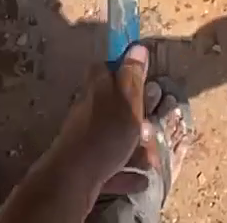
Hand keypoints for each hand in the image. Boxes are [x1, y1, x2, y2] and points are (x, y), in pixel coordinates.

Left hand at [43, 43, 150, 191]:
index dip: (122, 70)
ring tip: (152, 158)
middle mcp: (88, 109)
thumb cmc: (105, 133)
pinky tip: (141, 180)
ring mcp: (84, 139)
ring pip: (113, 137)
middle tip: (151, 126)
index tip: (141, 78)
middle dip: (135, 117)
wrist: (73, 179)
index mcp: (97, 87)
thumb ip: (132, 76)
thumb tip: (137, 47)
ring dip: (135, 147)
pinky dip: (126, 171)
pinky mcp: (84, 166)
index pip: (105, 68)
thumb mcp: (127, 100)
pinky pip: (110, 165)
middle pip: (113, 105)